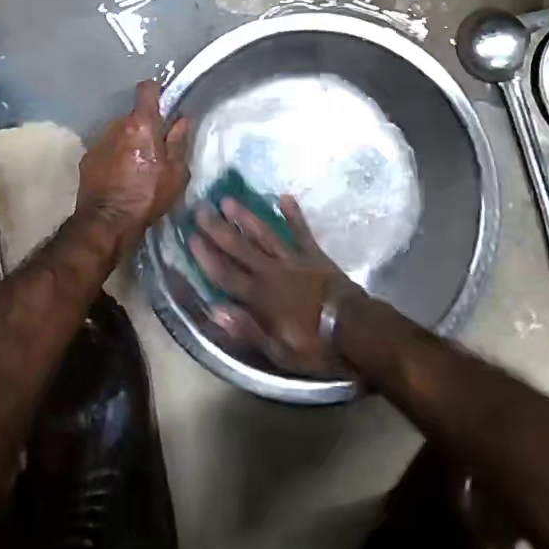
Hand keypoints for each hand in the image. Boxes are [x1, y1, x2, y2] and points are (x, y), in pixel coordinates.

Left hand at [74, 80, 190, 247]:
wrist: (107, 222)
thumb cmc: (148, 196)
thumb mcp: (176, 173)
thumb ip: (178, 142)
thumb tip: (181, 120)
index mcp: (142, 124)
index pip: (146, 89)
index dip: (157, 91)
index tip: (165, 103)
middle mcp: (117, 125)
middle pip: (134, 116)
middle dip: (145, 126)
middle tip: (155, 148)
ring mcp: (99, 141)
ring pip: (119, 132)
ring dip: (128, 142)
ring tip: (136, 167)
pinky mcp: (88, 157)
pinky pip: (107, 148)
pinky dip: (114, 156)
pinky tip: (119, 176)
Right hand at [188, 195, 361, 374]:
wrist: (357, 330)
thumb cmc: (316, 346)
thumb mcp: (278, 351)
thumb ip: (247, 329)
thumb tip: (215, 310)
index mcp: (259, 297)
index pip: (225, 273)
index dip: (206, 256)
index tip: (191, 237)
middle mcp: (271, 272)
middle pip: (239, 248)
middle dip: (218, 229)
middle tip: (200, 208)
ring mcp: (293, 260)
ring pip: (264, 234)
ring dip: (246, 217)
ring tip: (228, 199)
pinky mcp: (314, 255)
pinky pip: (301, 232)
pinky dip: (293, 215)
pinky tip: (284, 197)